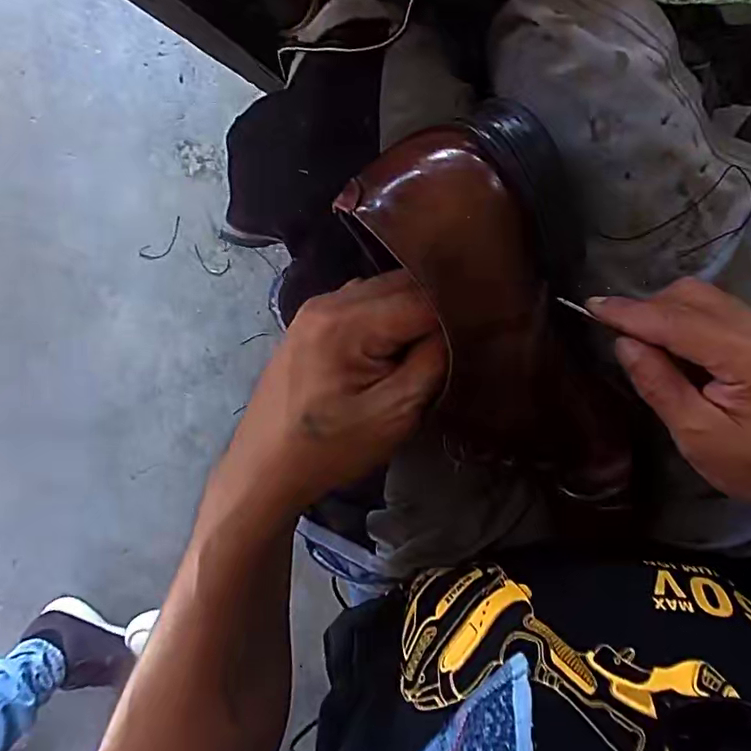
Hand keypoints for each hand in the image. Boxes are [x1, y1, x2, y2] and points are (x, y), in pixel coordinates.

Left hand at [216, 271, 446, 519]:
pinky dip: (389, 316)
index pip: (423, 297)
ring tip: (435, 343)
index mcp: (347, 321)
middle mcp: (329, 300)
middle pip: (403, 284)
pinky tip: (399, 344)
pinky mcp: (312, 321)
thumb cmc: (329, 449)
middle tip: (466, 337)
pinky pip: (364, 303)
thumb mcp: (393, 414)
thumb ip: (432, 361)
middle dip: (437, 308)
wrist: (264, 467)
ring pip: (384, 291)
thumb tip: (458, 326)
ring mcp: (316, 307)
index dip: (458, 312)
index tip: (486, 330)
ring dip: (413, 311)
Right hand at [591, 279, 750, 548]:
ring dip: (667, 311)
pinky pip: (723, 310)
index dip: (630, 313)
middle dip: (647, 308)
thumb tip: (624, 343)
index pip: (677, 322)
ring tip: (643, 340)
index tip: (592, 305)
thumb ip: (659, 385)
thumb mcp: (699, 438)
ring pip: (708, 298)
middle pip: (693, 298)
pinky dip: (690, 318)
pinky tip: (677, 345)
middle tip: (616, 332)